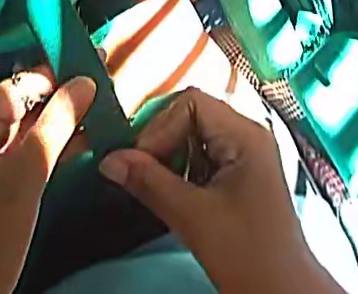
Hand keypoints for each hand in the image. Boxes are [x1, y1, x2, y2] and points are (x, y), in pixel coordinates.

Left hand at [0, 69, 96, 293]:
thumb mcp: (26, 178)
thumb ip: (56, 124)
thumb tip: (86, 79)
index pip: (21, 84)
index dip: (58, 72)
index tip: (97, 62)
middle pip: (29, 99)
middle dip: (67, 89)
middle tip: (108, 75)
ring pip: (36, 122)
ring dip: (69, 113)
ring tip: (108, 99)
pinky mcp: (4, 178)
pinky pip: (37, 145)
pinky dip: (63, 138)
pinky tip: (93, 131)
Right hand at [98, 88, 339, 293]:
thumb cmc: (246, 255)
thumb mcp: (193, 217)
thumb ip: (149, 182)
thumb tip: (108, 160)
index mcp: (245, 133)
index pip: (193, 103)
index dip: (161, 126)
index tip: (138, 160)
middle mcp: (248, 133)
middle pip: (194, 114)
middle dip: (163, 139)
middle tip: (140, 171)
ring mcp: (247, 153)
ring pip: (197, 135)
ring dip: (171, 155)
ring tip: (154, 183)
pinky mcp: (242, 174)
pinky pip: (205, 154)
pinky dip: (184, 168)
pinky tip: (173, 192)